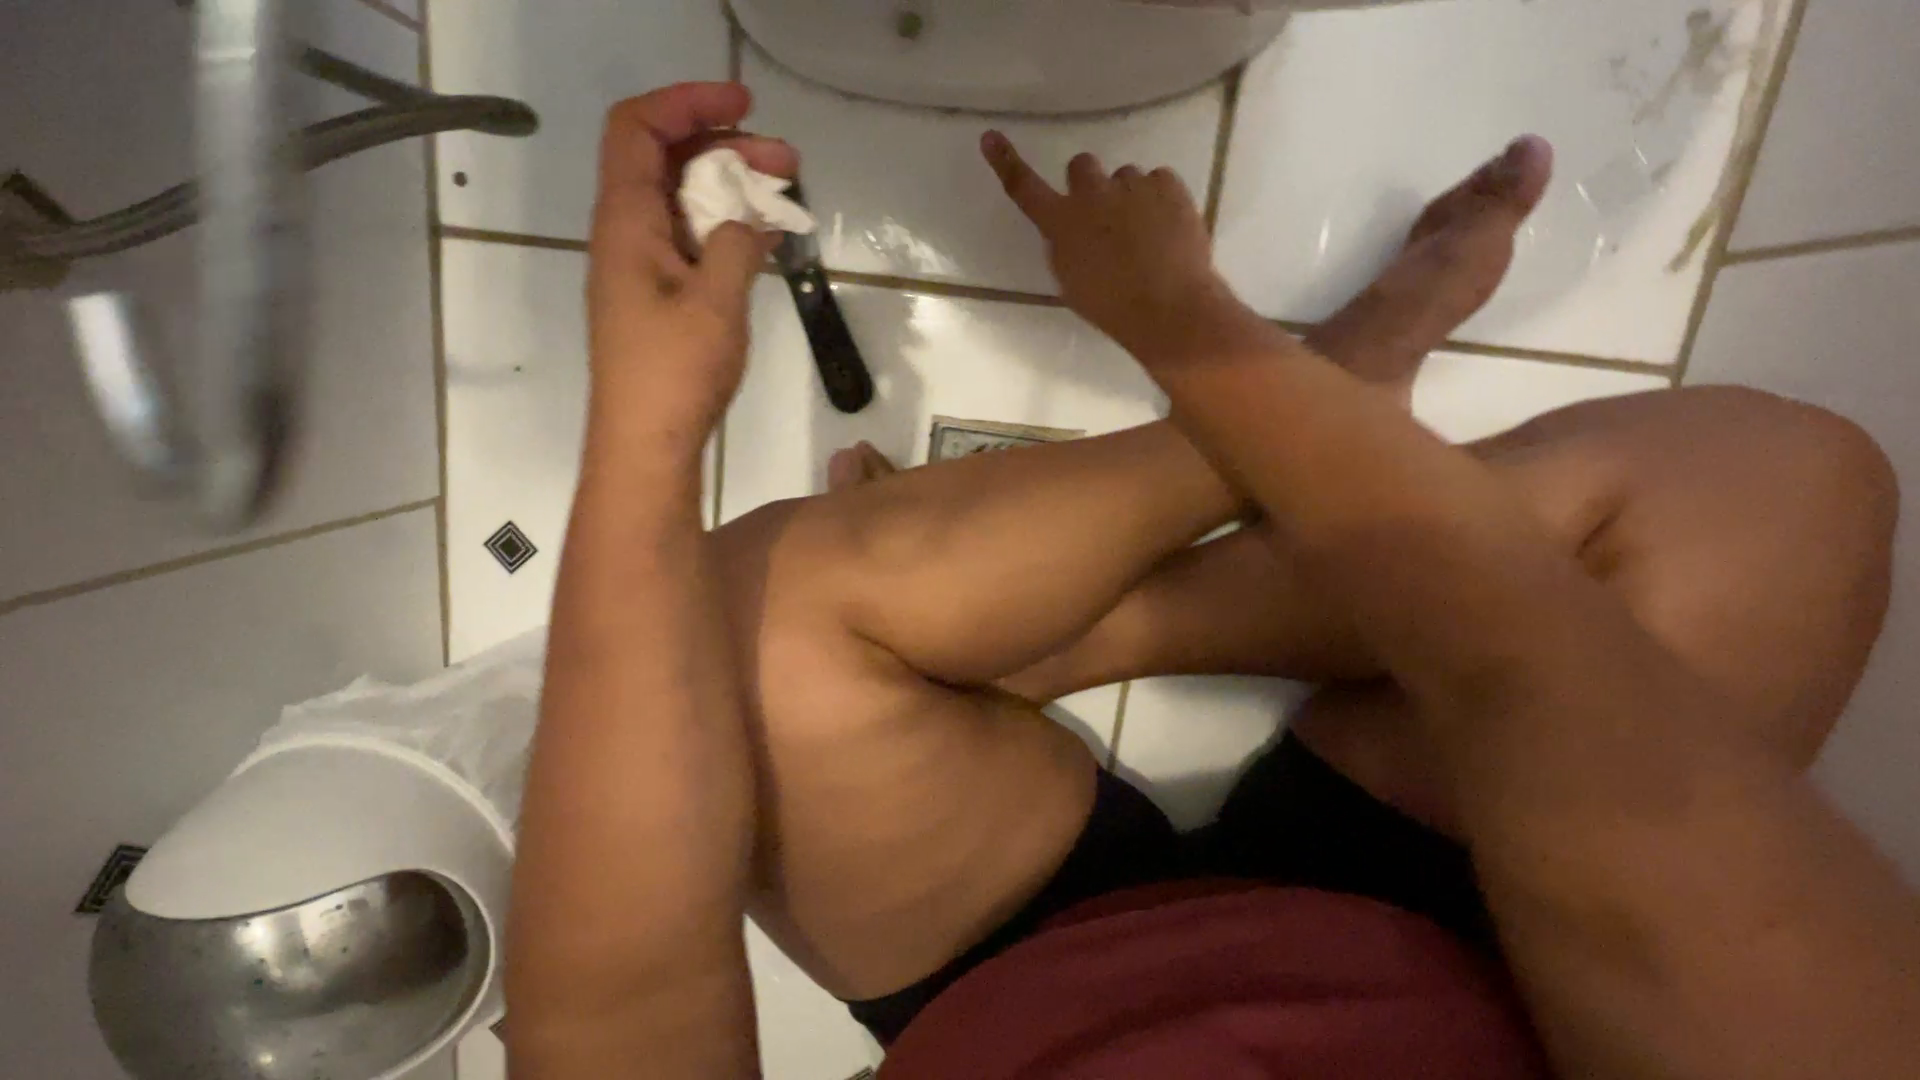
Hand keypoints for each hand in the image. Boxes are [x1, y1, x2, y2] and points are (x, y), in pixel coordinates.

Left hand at [586, 83, 797, 462]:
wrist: (645, 442)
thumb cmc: (674, 371)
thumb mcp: (715, 301)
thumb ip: (734, 245)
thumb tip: (747, 222)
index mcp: (626, 222)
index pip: (639, 128)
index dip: (687, 102)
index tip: (744, 104)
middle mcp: (626, 234)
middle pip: (666, 161)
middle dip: (726, 148)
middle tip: (787, 162)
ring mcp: (641, 268)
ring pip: (682, 203)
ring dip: (730, 190)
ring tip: (785, 198)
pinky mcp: (658, 298)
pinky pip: (690, 241)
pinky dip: (726, 229)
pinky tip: (764, 242)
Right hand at [982, 131, 1231, 359]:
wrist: (1169, 310)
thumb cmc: (1113, 308)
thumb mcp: (1072, 283)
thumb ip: (1065, 246)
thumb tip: (1071, 229)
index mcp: (1061, 224)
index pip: (1025, 187)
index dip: (1006, 162)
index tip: (990, 137)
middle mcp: (1091, 194)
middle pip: (1081, 165)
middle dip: (1089, 184)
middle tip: (1105, 217)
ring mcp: (1132, 185)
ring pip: (1124, 177)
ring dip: (1127, 196)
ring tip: (1145, 234)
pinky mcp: (1167, 184)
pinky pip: (1158, 180)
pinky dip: (1160, 199)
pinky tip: (1167, 229)